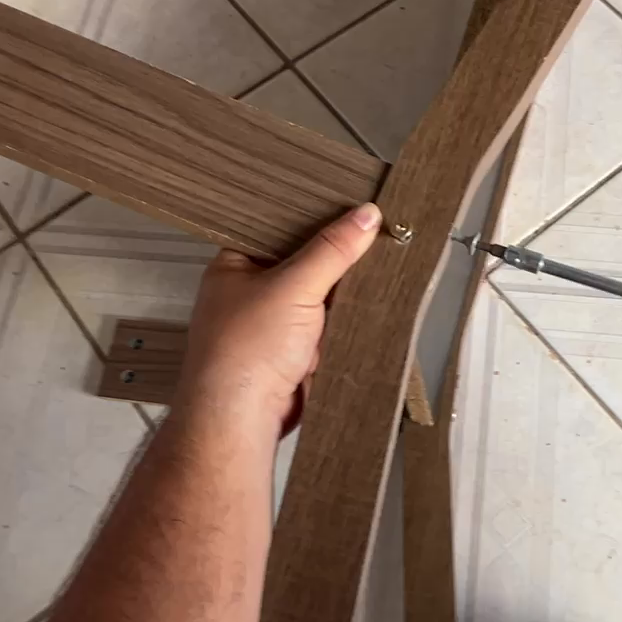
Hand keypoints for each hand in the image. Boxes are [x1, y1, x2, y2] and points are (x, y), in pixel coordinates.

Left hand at [177, 203, 382, 431]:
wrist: (243, 418)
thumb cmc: (247, 348)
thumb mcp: (293, 285)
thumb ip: (332, 250)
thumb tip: (366, 214)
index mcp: (236, 265)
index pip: (280, 228)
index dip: (315, 217)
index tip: (354, 203)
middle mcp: (252, 292)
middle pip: (305, 262)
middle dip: (338, 258)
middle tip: (378, 230)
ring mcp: (274, 324)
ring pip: (320, 297)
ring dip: (345, 293)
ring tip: (385, 260)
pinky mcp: (294, 352)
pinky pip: (327, 327)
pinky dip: (345, 322)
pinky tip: (371, 304)